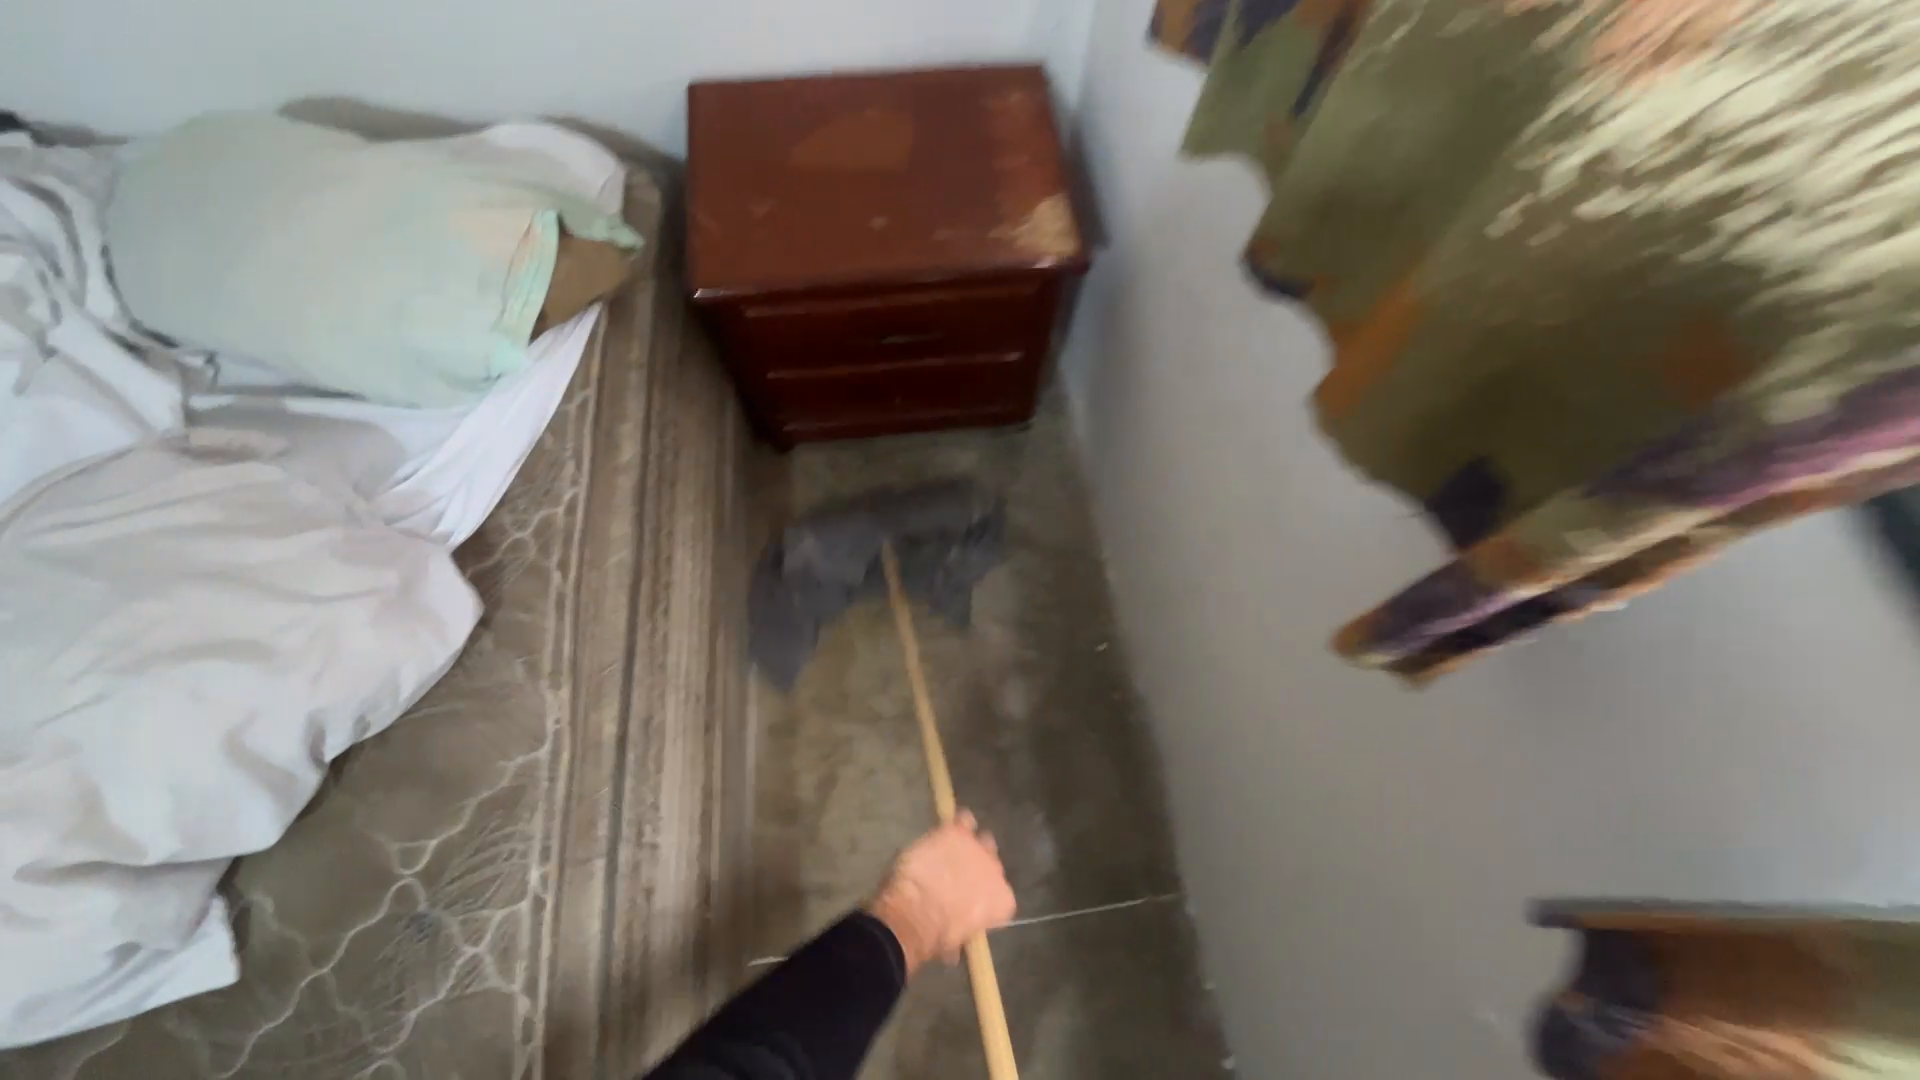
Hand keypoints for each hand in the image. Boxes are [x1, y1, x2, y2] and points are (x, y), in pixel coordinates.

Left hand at [865, 811, 1016, 974]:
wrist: (917, 913)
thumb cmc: (936, 937)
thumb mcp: (953, 944)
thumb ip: (961, 935)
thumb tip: (952, 949)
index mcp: (1003, 902)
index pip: (1001, 894)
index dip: (985, 894)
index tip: (971, 898)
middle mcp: (997, 871)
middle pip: (992, 861)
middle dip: (978, 865)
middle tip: (959, 872)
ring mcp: (977, 848)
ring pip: (981, 838)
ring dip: (969, 843)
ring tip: (953, 848)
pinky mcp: (957, 832)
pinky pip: (964, 819)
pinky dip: (957, 822)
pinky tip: (947, 828)